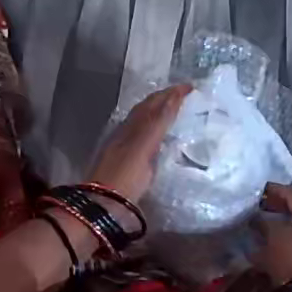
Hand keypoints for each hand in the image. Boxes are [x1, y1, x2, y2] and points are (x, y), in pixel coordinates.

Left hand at [85, 84, 192, 205]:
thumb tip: (172, 98)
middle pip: (145, 109)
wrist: (101, 204)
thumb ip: (157, 124)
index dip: (171, 94)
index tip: (190, 87)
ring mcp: (122, 146)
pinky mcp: (123, 160)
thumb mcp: (143, 149)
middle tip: (183, 93)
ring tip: (172, 108)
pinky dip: (152, 125)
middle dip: (164, 98)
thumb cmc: (125, 178)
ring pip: (142, 120)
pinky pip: (140, 134)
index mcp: (132, 127)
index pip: (154, 104)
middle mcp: (126, 132)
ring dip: (157, 110)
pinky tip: (156, 134)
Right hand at [254, 182, 291, 284]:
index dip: (274, 189)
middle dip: (275, 206)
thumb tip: (257, 216)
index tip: (257, 188)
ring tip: (258, 224)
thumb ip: (264, 222)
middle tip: (256, 205)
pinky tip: (267, 243)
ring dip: (277, 223)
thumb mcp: (274, 236)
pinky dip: (281, 237)